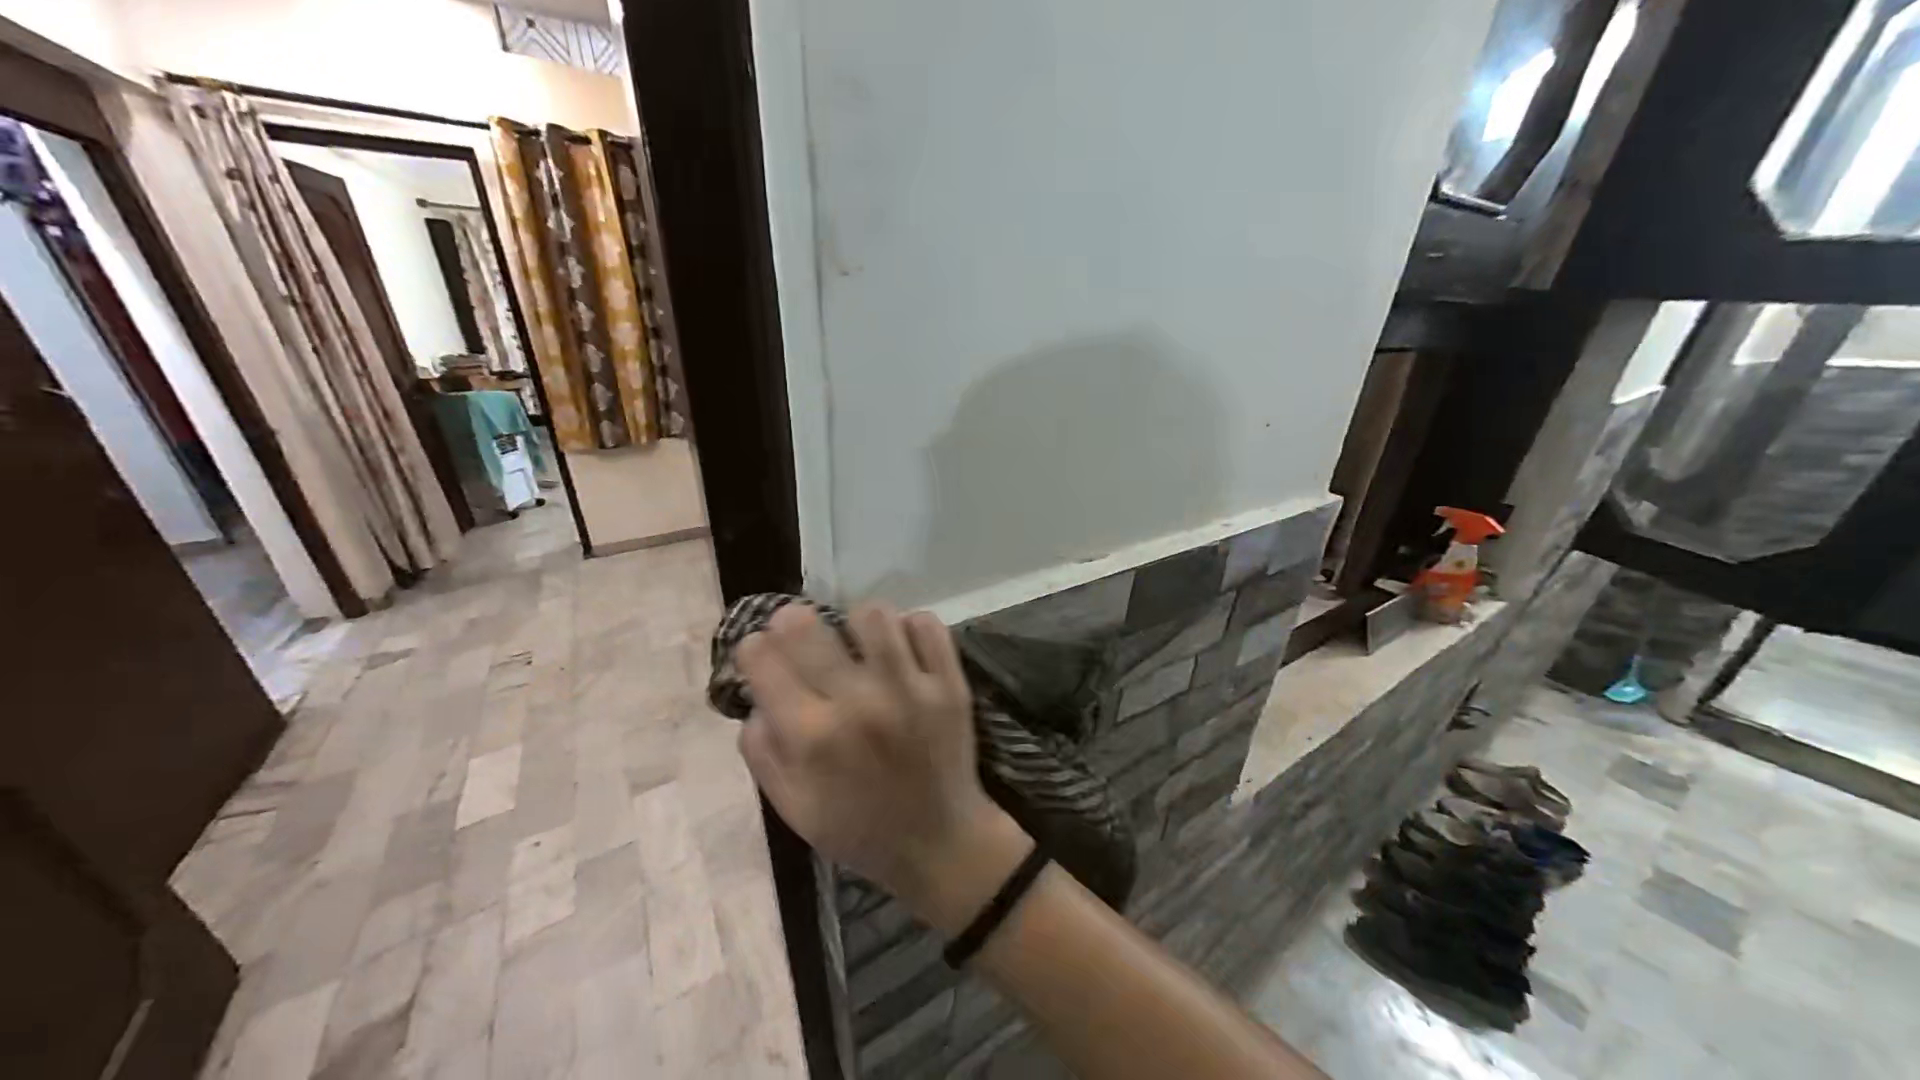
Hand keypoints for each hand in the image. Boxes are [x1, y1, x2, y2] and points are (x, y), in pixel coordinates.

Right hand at [735, 603, 1029, 928]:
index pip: (762, 658)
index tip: (762, 653)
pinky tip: (900, 651)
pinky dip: (908, 628)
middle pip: (807, 625)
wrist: (940, 843)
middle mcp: (858, 704)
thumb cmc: (858, 829)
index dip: (754, 648)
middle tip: (802, 635)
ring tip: (857, 644)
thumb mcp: (792, 807)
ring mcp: (910, 689)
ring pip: (870, 614)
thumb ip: (762, 749)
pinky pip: (925, 623)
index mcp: (812, 737)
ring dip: (855, 624)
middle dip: (792, 623)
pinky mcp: (950, 684)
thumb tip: (756, 696)